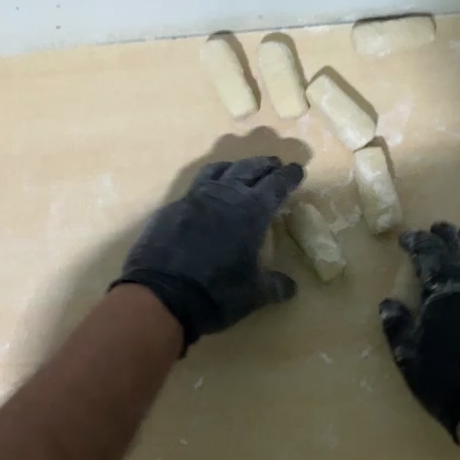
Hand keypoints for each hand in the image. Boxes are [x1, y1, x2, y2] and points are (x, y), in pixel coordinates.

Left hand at [114, 156, 305, 347]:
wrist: (162, 295)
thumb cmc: (217, 293)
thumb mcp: (254, 294)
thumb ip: (275, 286)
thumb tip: (291, 287)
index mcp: (251, 212)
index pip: (276, 185)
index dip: (289, 176)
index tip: (297, 169)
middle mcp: (226, 195)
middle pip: (249, 169)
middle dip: (265, 165)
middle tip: (274, 164)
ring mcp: (196, 198)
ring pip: (220, 169)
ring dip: (236, 166)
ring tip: (243, 168)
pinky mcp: (173, 207)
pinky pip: (197, 185)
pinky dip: (210, 182)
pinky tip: (210, 192)